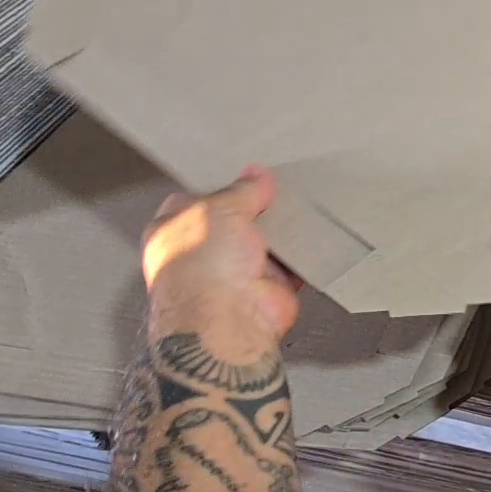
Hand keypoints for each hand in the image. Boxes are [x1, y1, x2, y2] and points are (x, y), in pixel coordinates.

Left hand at [142, 165, 299, 358]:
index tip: (249, 177)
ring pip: (267, 240)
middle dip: (260, 209)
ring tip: (303, 209)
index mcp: (176, 230)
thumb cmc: (203, 266)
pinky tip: (315, 238)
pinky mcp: (272, 284)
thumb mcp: (218, 210)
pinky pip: (294, 263)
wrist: (230, 318)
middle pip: (238, 219)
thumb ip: (242, 191)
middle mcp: (205, 251)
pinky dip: (305, 255)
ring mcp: (239, 269)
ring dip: (284, 231)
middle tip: (282, 190)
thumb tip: (257, 173)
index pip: (198, 199)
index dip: (223, 187)